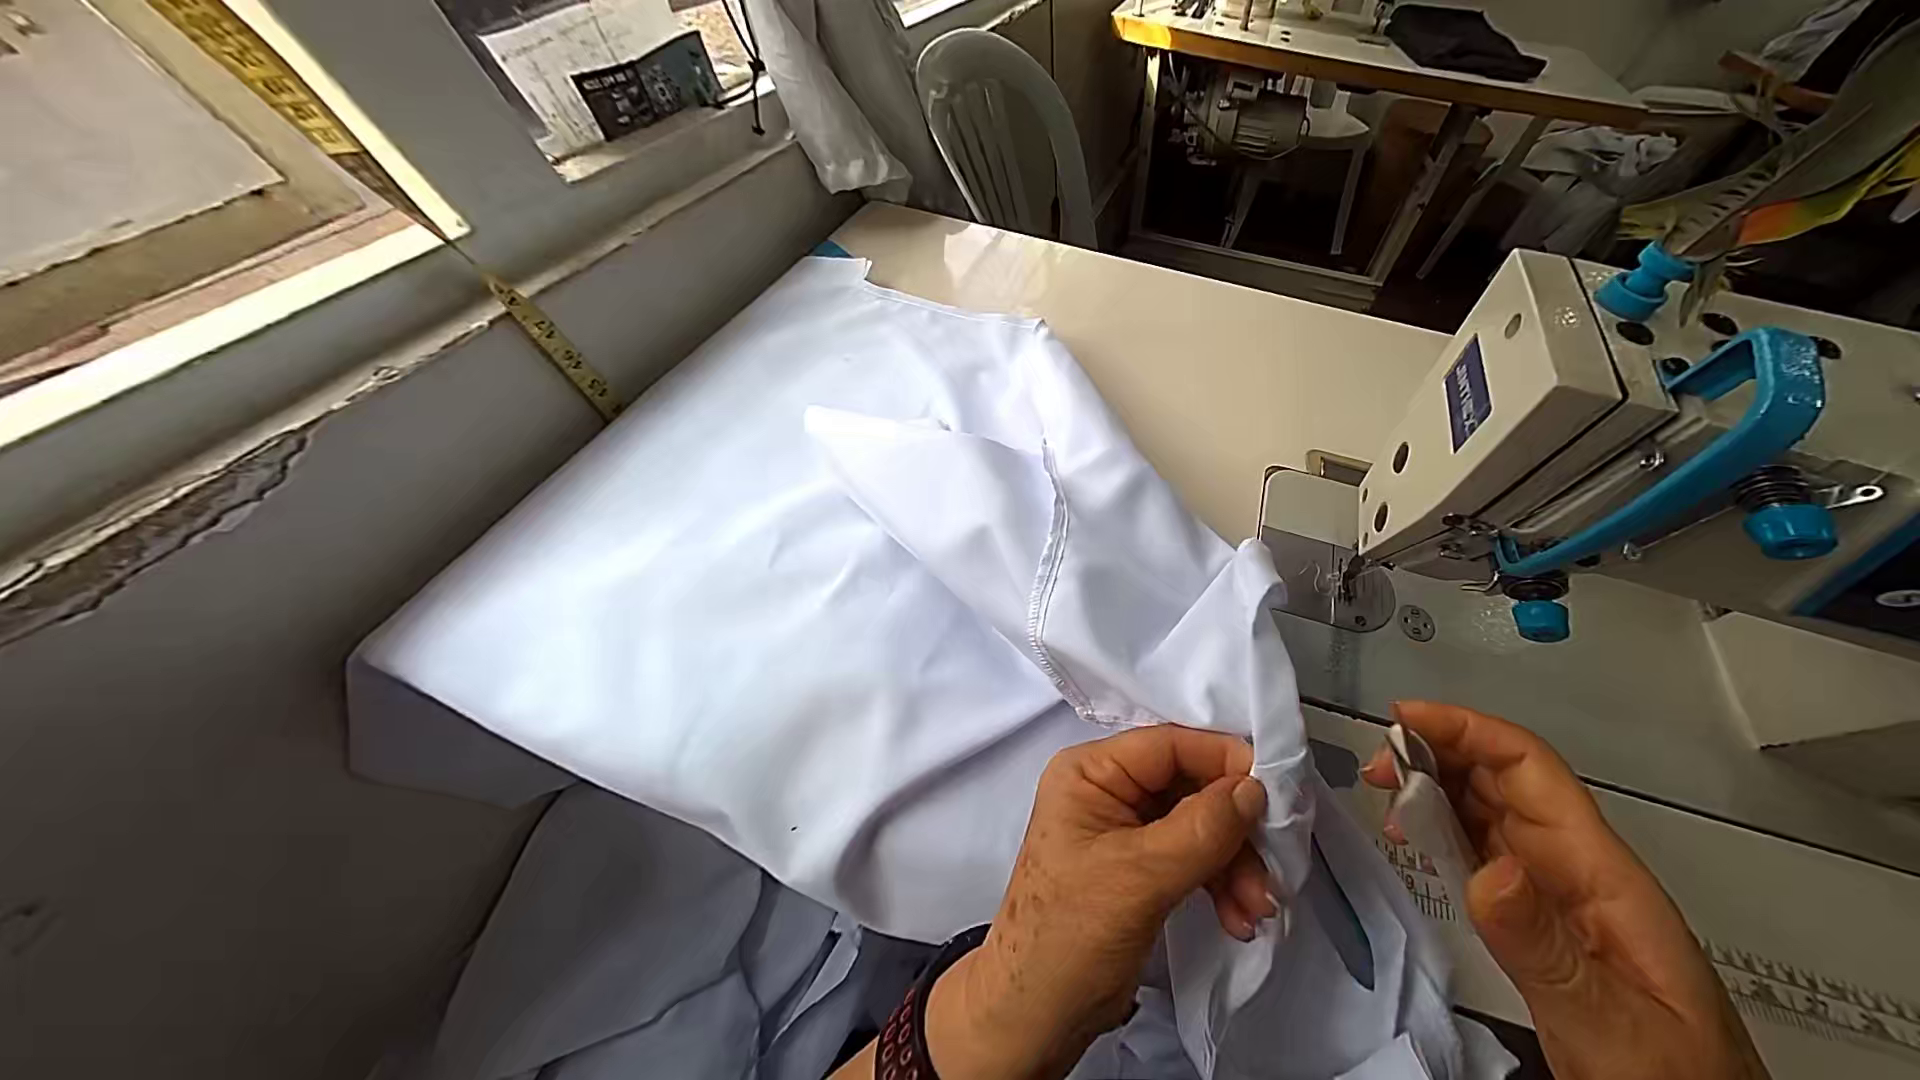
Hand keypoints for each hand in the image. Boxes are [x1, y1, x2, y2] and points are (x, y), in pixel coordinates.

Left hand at [832, 725, 1271, 1079]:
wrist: (1037, 1010)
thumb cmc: (1072, 930)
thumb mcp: (1140, 875)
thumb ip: (1201, 828)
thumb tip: (1254, 787)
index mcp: (1089, 772)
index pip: (1166, 745)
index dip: (1222, 760)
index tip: (1277, 789)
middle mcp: (1104, 789)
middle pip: (1187, 786)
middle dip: (1232, 829)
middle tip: (1272, 869)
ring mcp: (1121, 827)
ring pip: (1195, 823)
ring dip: (1232, 863)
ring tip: (1255, 910)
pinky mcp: (1136, 864)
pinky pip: (1189, 855)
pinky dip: (1217, 881)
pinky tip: (1237, 917)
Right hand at [1364, 701, 1769, 1079]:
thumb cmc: (1664, 1078)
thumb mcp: (1605, 1022)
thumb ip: (1542, 944)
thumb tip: (1489, 868)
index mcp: (1599, 871)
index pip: (1530, 768)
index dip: (1465, 730)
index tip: (1402, 721)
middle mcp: (1572, 863)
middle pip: (1499, 775)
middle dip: (1433, 751)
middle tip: (1376, 767)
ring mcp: (1550, 884)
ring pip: (1482, 802)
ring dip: (1426, 782)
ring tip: (1381, 791)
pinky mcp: (1528, 907)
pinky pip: (1474, 840)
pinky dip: (1432, 820)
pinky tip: (1407, 830)